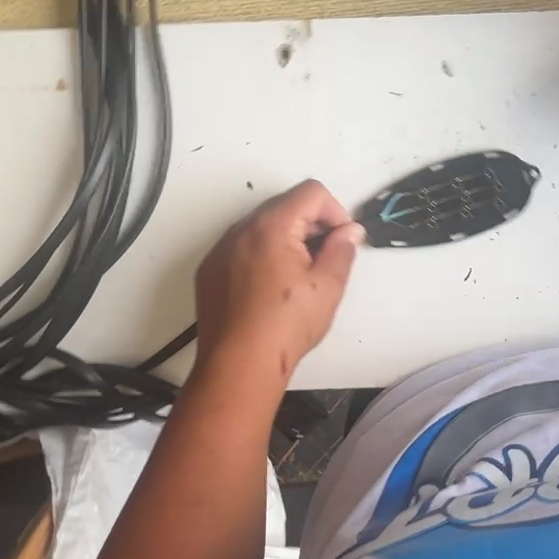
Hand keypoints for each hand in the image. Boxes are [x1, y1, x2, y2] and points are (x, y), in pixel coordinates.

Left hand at [193, 179, 363, 382]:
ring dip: (286, 239)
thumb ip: (342, 249)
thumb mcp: (328, 286)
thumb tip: (349, 231)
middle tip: (324, 259)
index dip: (335, 211)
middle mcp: (241, 229)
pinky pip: (241, 247)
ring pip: (262, 226)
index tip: (341, 241)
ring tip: (298, 277)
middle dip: (311, 224)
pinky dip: (261, 255)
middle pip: (285, 205)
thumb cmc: (286, 325)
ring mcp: (220, 249)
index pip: (311, 192)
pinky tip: (270, 289)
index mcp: (272, 225)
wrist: (238, 366)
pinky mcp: (209, 270)